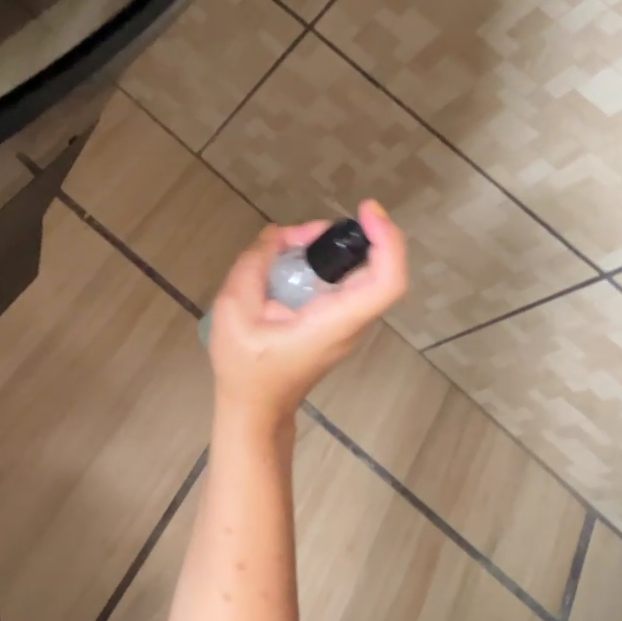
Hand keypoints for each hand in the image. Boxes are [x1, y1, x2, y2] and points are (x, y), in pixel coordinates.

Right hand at [205, 200, 407, 425]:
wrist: (254, 409)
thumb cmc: (245, 368)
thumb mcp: (234, 310)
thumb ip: (254, 265)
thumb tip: (279, 235)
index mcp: (333, 323)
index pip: (386, 282)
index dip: (387, 241)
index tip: (367, 211)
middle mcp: (352, 324)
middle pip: (381, 273)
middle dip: (357, 237)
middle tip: (308, 231)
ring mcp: (349, 326)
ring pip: (365, 276)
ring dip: (339, 250)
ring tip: (293, 242)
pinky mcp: (338, 325)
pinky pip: (349, 285)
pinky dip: (330, 263)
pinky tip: (296, 259)